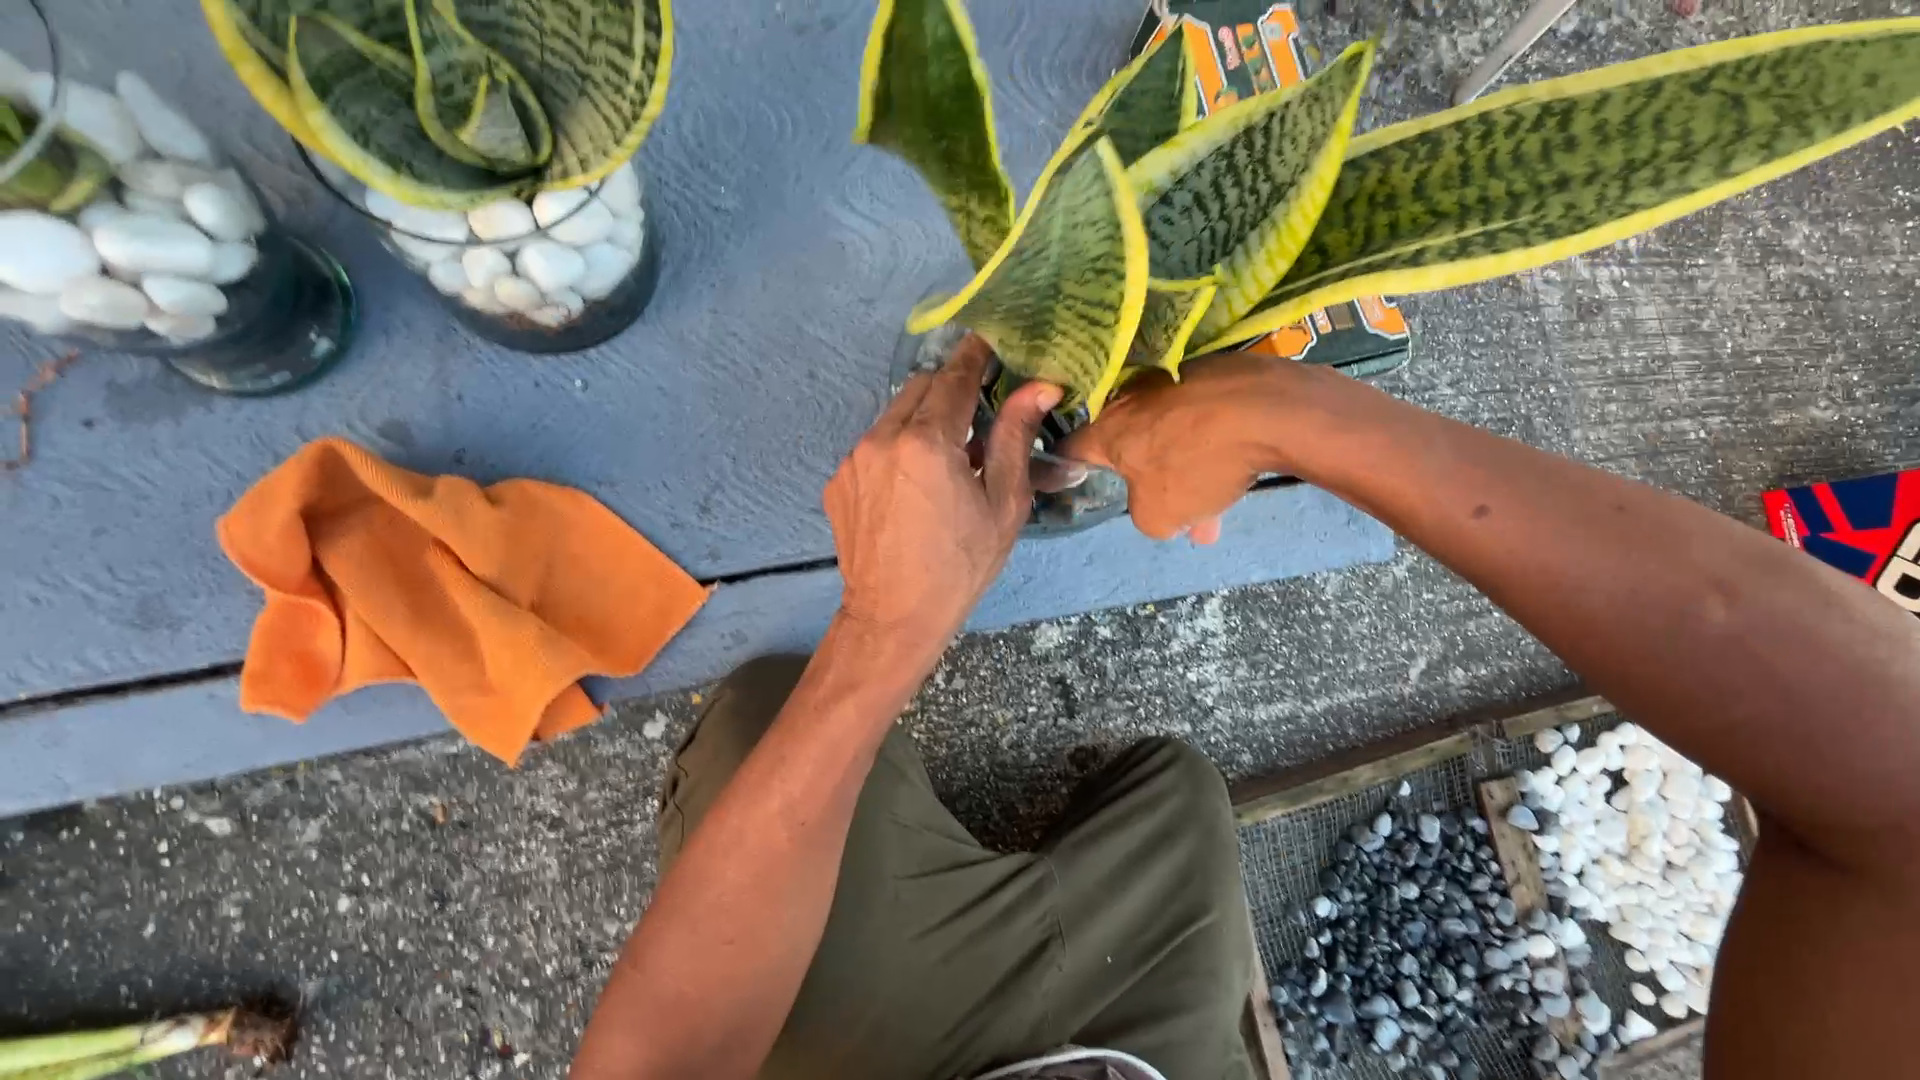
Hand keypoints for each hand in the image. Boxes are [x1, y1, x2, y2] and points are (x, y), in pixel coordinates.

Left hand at [826, 336, 1060, 652]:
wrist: (893, 617)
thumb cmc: (960, 566)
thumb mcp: (1003, 504)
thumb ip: (1015, 437)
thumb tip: (1040, 386)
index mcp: (927, 441)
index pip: (954, 378)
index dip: (975, 356)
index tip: (990, 343)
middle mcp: (882, 438)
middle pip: (919, 388)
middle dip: (949, 389)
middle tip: (977, 409)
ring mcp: (853, 460)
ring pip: (893, 415)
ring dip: (922, 420)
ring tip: (947, 456)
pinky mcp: (838, 481)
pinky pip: (873, 447)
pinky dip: (897, 450)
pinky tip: (913, 487)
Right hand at [1062, 353, 1303, 541]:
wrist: (1270, 410)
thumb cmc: (1198, 464)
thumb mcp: (1159, 516)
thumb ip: (1142, 517)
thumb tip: (1153, 507)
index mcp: (1108, 428)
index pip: (1070, 448)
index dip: (1069, 468)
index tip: (1082, 482)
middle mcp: (1132, 396)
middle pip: (1128, 443)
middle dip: (1146, 479)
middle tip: (1170, 511)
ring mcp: (1173, 378)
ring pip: (1171, 433)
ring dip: (1187, 469)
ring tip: (1217, 509)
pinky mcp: (1213, 369)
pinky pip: (1202, 414)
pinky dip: (1212, 441)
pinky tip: (1238, 467)